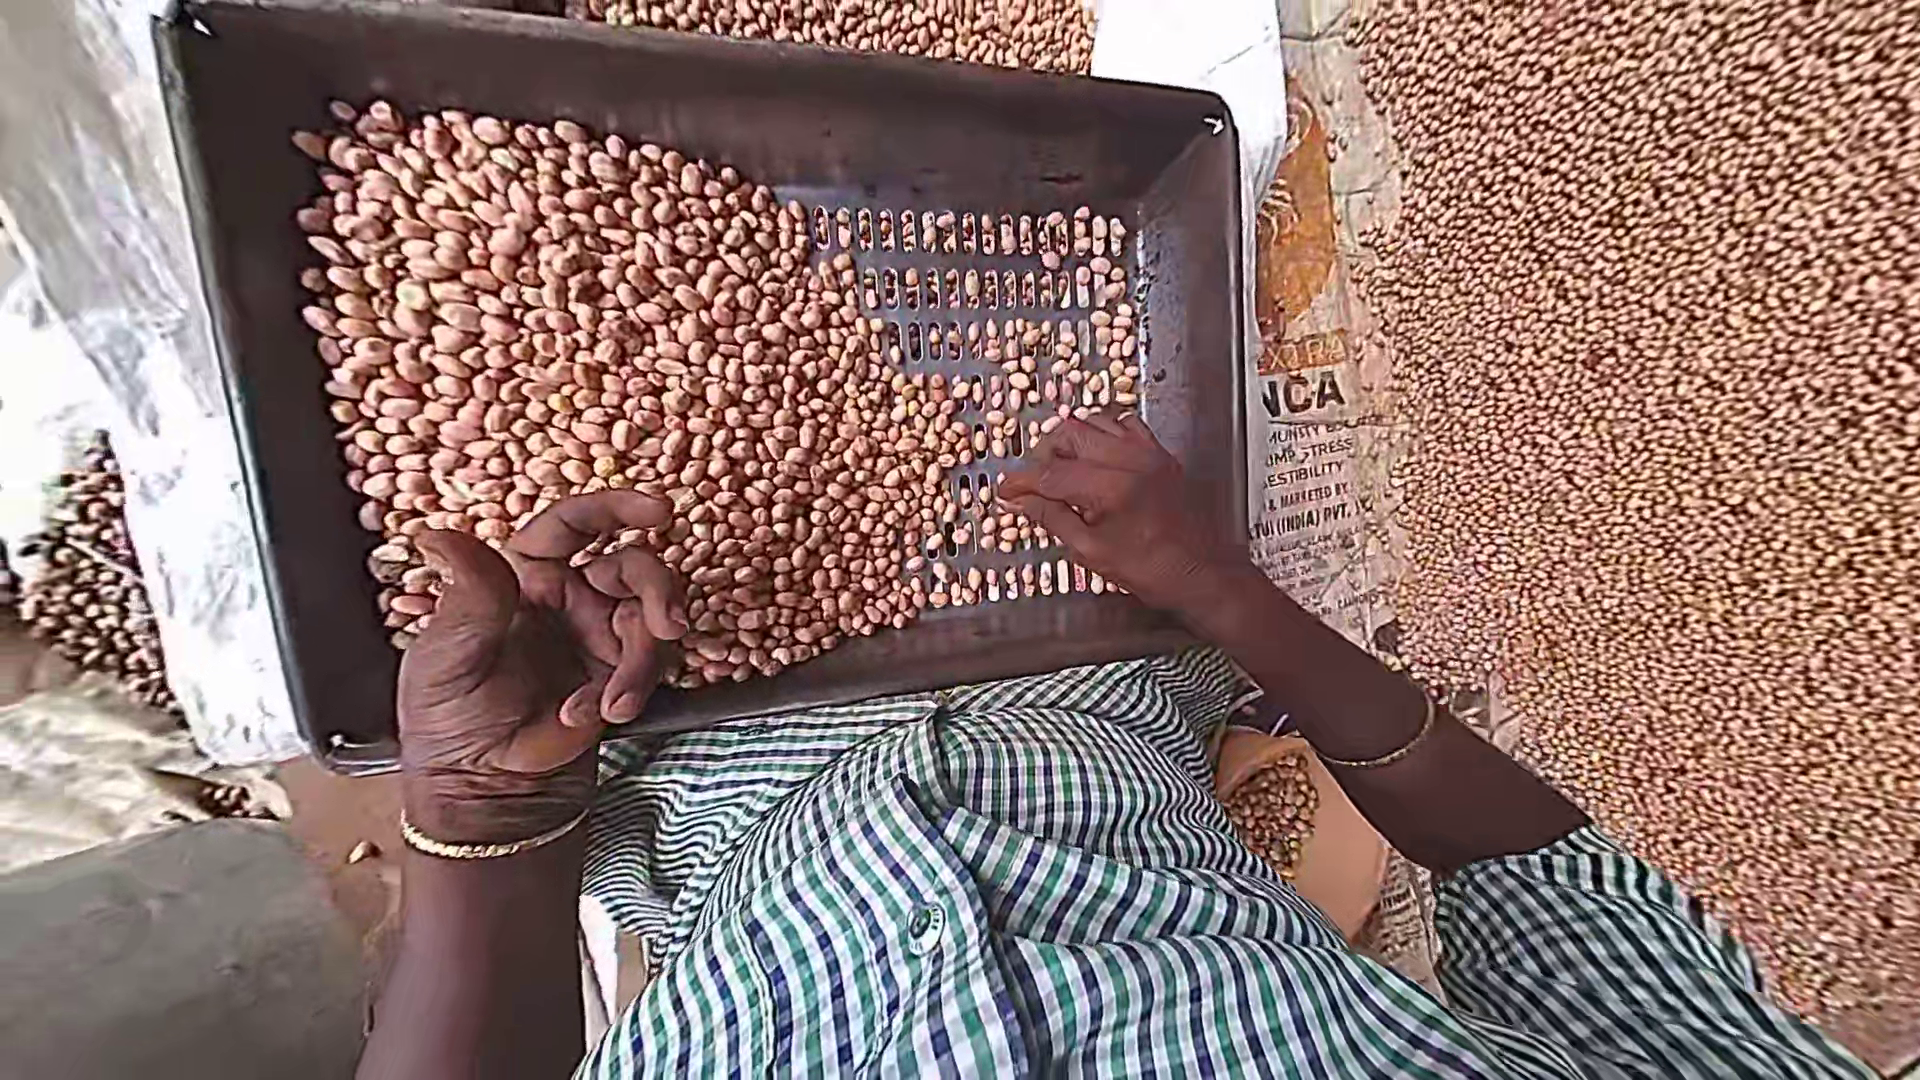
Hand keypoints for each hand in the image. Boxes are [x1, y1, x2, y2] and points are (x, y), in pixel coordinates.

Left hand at [397, 491, 687, 844]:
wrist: (489, 783)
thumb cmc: (452, 716)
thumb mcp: (446, 658)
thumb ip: (468, 599)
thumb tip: (438, 535)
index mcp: (528, 575)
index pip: (575, 525)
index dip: (617, 508)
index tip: (660, 511)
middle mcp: (576, 595)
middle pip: (637, 567)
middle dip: (660, 592)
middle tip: (667, 626)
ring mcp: (607, 632)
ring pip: (656, 616)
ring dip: (647, 656)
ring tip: (617, 698)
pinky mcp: (627, 669)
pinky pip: (653, 662)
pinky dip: (635, 686)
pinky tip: (605, 712)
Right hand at [999, 413, 1250, 619]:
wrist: (1202, 572)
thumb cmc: (1149, 570)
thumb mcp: (1090, 551)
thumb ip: (1051, 518)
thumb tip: (1019, 501)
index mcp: (1111, 488)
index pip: (1051, 473)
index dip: (1022, 482)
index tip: (1005, 490)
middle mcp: (1130, 460)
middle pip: (1069, 434)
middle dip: (1042, 455)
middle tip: (1032, 482)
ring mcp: (1148, 452)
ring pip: (1094, 421)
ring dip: (1069, 440)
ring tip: (1060, 467)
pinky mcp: (1160, 453)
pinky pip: (1123, 424)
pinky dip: (1101, 432)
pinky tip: (1094, 454)